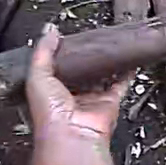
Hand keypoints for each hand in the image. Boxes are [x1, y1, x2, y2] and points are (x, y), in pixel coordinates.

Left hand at [26, 24, 126, 145]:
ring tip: (111, 44)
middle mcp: (72, 94)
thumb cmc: (49, 112)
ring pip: (102, 75)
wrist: (72, 133)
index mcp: (50, 89)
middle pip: (81, 71)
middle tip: (93, 38)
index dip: (62, 52)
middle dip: (86, 56)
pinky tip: (129, 60)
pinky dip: (126, 73)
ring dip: (107, 62)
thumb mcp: (36, 74)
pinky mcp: (110, 101)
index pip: (57, 66)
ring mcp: (92, 98)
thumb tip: (50, 31)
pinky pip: (120, 84)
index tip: (69, 36)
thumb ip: (43, 51)